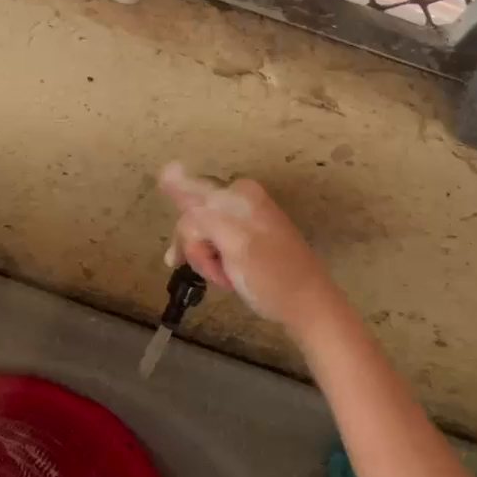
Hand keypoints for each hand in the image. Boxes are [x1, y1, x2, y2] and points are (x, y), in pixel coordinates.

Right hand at [158, 163, 329, 323]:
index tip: (180, 260)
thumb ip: (199, 209)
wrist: (309, 308)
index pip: (190, 202)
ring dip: (205, 259)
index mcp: (239, 194)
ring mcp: (244, 218)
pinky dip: (214, 262)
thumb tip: (167, 168)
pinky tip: (223, 277)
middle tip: (213, 274)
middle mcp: (241, 198)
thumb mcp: (231, 241)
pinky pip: (216, 242)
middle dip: (197, 249)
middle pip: (195, 217)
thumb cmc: (271, 276)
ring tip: (222, 279)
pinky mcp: (247, 237)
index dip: (188, 236)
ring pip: (203, 232)